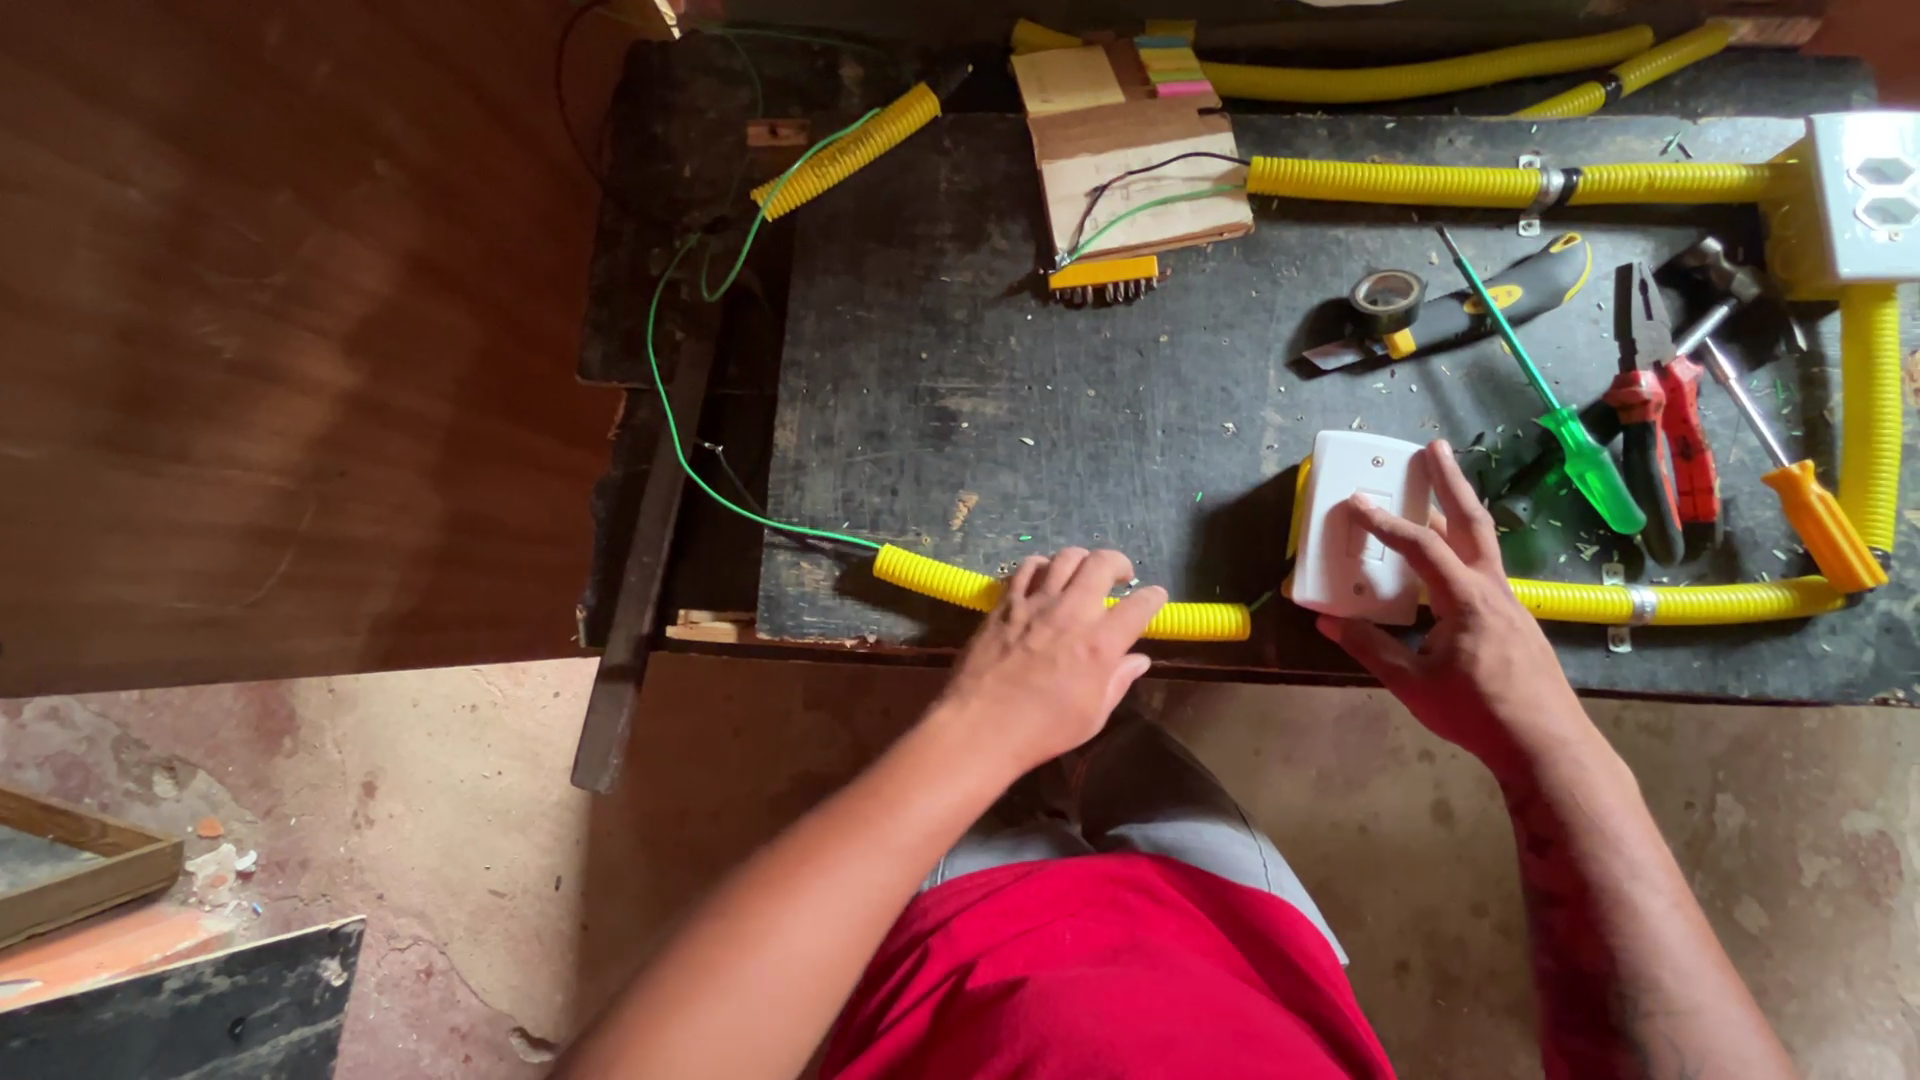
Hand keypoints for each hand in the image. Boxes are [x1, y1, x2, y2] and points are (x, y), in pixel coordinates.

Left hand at [932, 548, 1166, 774]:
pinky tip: (1043, 578)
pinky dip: (1041, 566)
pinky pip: (1026, 568)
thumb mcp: (1092, 716)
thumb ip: (1117, 681)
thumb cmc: (1041, 730)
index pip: (1139, 606)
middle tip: (1121, 575)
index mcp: (1099, 644)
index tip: (1155, 596)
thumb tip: (1138, 660)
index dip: (1154, 597)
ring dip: (1081, 559)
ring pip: (1065, 557)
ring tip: (1083, 572)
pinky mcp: (1005, 602)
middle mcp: (1071, 613)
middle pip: (1102, 563)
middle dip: (1119, 563)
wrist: (980, 725)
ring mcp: (1035, 603)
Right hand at [1315, 440, 1592, 781]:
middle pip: (1471, 522)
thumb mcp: (1412, 683)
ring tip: (1440, 488)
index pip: (1421, 547)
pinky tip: (1450, 561)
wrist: (1548, 747)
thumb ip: (1371, 647)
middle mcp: (1494, 591)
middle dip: (1450, 482)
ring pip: (1483, 544)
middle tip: (1433, 447)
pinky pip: (1485, 569)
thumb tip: (1328, 621)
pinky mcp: (1516, 621)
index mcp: (1467, 600)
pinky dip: (1465, 546)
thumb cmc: (1477, 713)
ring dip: (1460, 510)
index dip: (1385, 522)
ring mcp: (1510, 605)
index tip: (1355, 501)